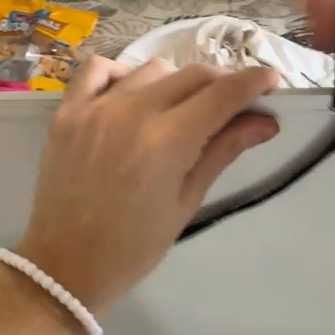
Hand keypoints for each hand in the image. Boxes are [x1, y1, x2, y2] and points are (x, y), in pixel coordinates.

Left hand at [14, 56, 279, 317]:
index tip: (271, 80)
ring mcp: (95, 108)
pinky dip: (123, 72)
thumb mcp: (187, 201)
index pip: (223, 94)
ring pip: (153, 68)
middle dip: (221, 83)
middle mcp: (132, 113)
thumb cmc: (134, 246)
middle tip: (231, 104)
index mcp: (166, 142)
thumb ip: (224, 150)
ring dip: (176, 82)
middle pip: (193, 75)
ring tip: (178, 109)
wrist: (63, 266)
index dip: (253, 82)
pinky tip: (132, 93)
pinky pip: (98, 68)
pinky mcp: (67, 110)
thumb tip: (267, 122)